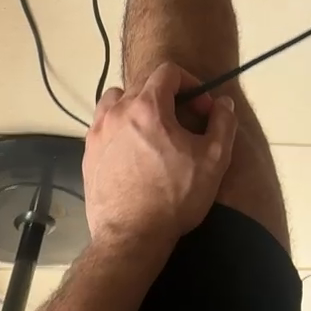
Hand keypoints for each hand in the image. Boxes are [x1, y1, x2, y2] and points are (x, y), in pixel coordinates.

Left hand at [83, 63, 236, 250]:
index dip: (191, 83)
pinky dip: (120, 127)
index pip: (168, 71)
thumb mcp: (215, 159)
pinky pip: (104, 125)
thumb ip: (223, 122)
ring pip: (117, 100)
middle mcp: (117, 112)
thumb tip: (222, 103)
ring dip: (137, 107)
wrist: (131, 239)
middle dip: (169, 97)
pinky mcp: (87, 154)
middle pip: (143, 85)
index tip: (202, 108)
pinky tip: (135, 152)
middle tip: (184, 124)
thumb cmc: (175, 197)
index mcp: (147, 107)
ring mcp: (97, 133)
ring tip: (154, 131)